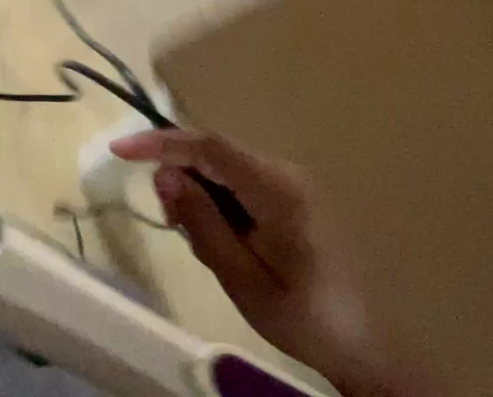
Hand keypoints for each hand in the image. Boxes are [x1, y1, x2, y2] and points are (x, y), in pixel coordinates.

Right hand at [111, 130, 420, 396]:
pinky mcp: (296, 196)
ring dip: (199, 191)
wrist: (373, 350)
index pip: (207, 146)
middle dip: (178, 173)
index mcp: (278, 191)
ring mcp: (294, 183)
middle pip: (214, 152)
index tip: (120, 149)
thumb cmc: (306, 318)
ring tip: (204, 242)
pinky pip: (242, 181)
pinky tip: (225, 238)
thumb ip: (202, 223)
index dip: (160, 142)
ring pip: (225, 166)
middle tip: (170, 220)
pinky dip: (219, 199)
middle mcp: (287, 174)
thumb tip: (164, 174)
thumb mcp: (242, 279)